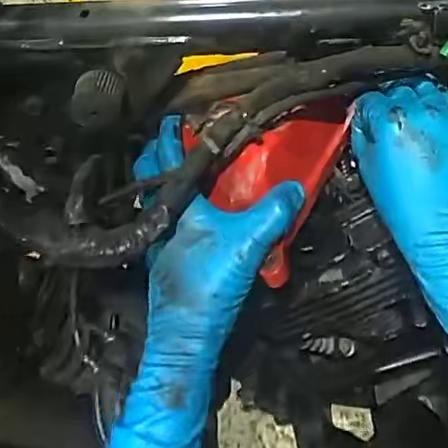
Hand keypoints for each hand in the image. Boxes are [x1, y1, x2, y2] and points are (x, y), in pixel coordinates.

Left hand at [101, 117, 304, 447]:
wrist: (184, 335)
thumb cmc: (207, 283)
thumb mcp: (247, 243)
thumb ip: (273, 213)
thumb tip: (295, 187)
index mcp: (173, 198)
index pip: (167, 152)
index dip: (171, 130)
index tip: (180, 113)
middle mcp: (158, 210)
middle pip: (152, 168)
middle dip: (162, 149)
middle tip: (182, 138)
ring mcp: (156, 231)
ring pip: (154, 190)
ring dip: (165, 175)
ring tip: (188, 168)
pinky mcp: (159, 251)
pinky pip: (161, 213)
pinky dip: (171, 201)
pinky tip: (190, 211)